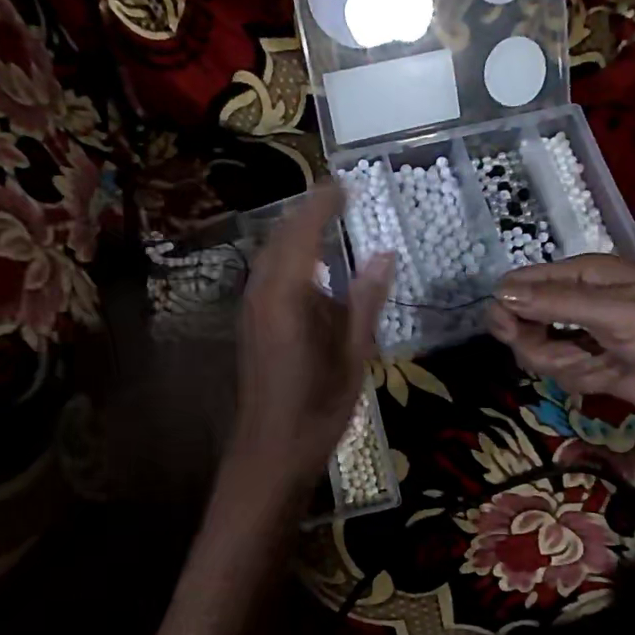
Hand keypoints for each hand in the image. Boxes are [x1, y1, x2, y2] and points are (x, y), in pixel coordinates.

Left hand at [234, 185, 393, 484]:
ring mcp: (251, 310)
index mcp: (287, 295)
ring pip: (269, 258)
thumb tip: (384, 255)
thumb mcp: (354, 355)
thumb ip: (366, 301)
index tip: (344, 184)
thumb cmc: (318, 408)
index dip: (322, 204)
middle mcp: (261, 294)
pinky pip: (267, 278)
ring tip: (326, 226)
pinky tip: (310, 273)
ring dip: (294, 237)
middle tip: (338, 199)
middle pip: (280, 238)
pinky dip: (287, 262)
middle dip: (307, 214)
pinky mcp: (250, 326)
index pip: (302, 232)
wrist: (271, 449)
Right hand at [484, 254, 634, 409]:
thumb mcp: (615, 311)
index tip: (507, 329)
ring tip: (598, 363)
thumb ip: (557, 303)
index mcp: (581, 275)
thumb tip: (501, 292)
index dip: (507, 305)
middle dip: (536, 343)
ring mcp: (577, 336)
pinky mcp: (584, 365)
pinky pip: (557, 375)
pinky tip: (609, 375)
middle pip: (520, 323)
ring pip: (535, 352)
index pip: (521, 284)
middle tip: (564, 355)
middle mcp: (572, 302)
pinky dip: (580, 379)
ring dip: (563, 364)